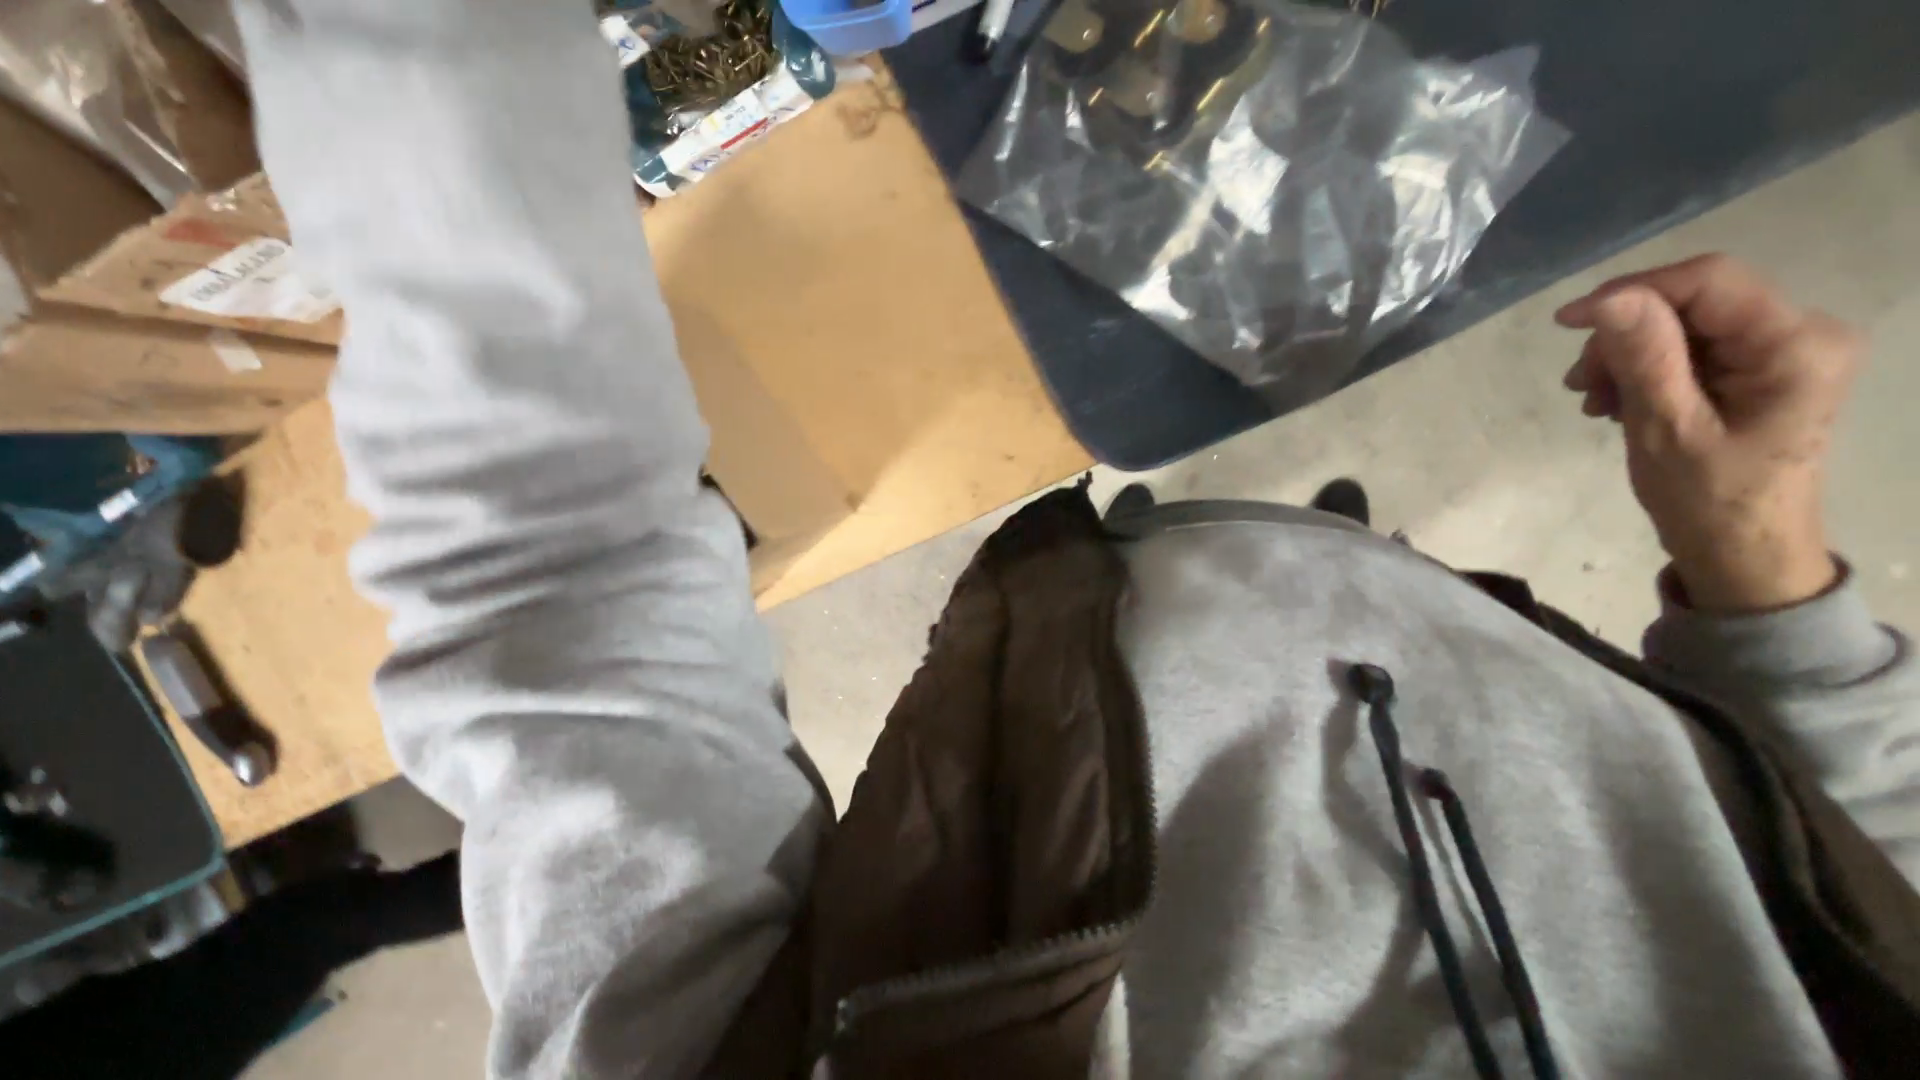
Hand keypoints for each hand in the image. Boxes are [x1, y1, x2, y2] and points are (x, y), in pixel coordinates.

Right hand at [1555, 254, 1861, 613]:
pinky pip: (1690, 345)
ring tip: (1595, 402)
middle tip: (1581, 386)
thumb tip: (1608, 299)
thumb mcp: (1667, 429)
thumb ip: (1645, 358)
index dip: (1632, 291)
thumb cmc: (1708, 500)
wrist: (1741, 551)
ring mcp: (1782, 349)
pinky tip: (1618, 401)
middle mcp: (1802, 332)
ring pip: (1682, 322)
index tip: (1566, 325)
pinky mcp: (1759, 366)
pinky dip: (1643, 367)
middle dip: (1624, 335)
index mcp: (1795, 344)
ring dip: (1625, 355)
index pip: (1708, 281)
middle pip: (1692, 301)